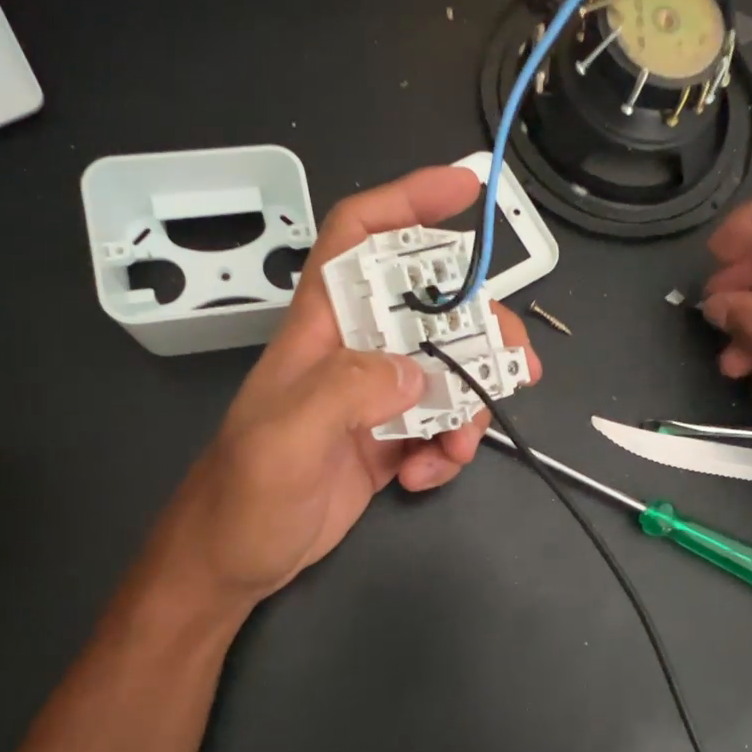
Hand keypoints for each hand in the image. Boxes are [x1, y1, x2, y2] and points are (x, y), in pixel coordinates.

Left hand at [131, 167, 540, 610]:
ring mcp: (373, 399)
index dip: (407, 202)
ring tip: (459, 448)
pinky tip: (425, 478)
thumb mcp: (287, 437)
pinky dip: (447, 452)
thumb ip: (348, 390)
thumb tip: (417, 372)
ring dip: (470, 407)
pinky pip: (439, 429)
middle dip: (480, 329)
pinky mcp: (387, 442)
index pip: (358, 240)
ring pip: (446, 375)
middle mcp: (352, 353)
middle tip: (516, 363)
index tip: (466, 190)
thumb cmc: (244, 494)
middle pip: (430, 309)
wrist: (234, 561)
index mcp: (320, 329)